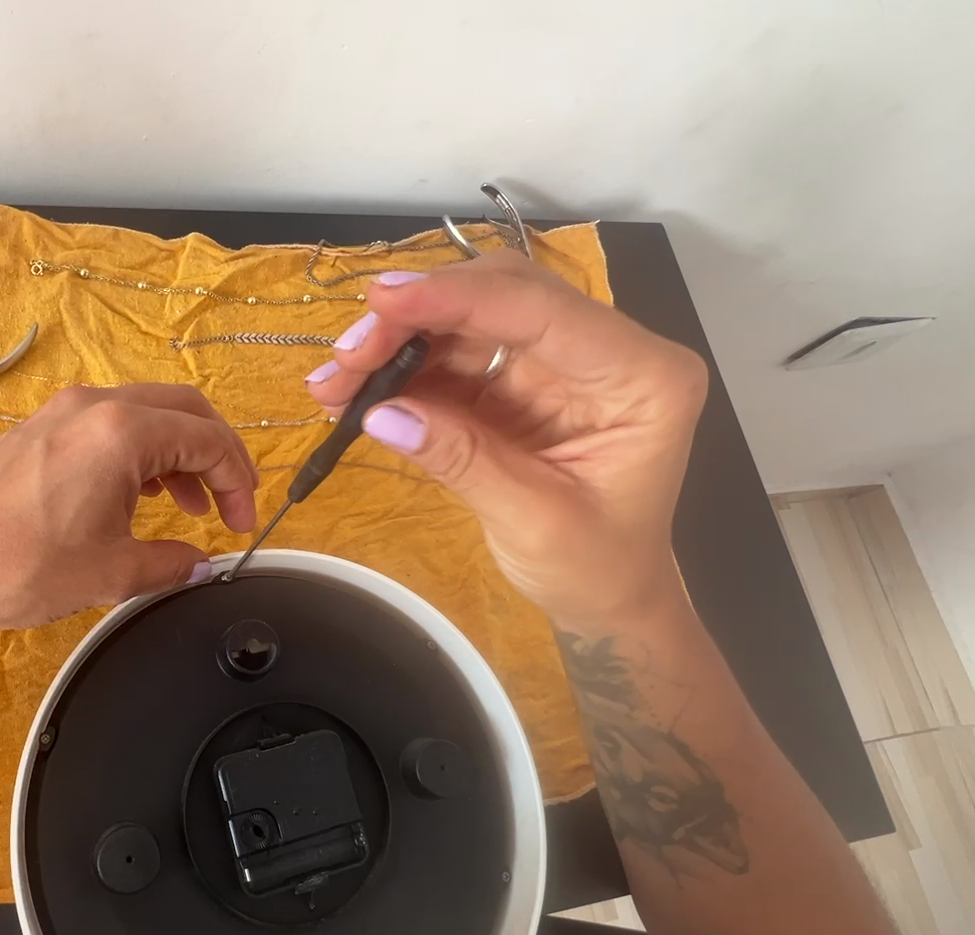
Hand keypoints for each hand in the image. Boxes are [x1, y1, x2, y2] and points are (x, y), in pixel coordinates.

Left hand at [0, 384, 258, 639]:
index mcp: (121, 432)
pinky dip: (142, 453)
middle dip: (218, 455)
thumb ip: (172, 563)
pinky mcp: (39, 429)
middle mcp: (94, 405)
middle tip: (231, 501)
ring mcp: (62, 412)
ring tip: (189, 506)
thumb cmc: (18, 567)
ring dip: (180, 454)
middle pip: (184, 410)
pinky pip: (110, 425)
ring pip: (147, 414)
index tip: (241, 524)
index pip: (208, 439)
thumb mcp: (112, 573)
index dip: (238, 482)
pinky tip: (140, 495)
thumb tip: (201, 564)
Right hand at [305, 253, 706, 627]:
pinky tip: (354, 393)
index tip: (383, 300)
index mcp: (640, 376)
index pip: (543, 313)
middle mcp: (599, 352)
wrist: (603, 596)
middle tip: (346, 355)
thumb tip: (380, 414)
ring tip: (333, 384)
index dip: (459, 299)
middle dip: (416, 318)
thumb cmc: (595, 567)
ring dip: (394, 345)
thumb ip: (463, 461)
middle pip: (499, 298)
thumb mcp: (534, 523)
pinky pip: (449, 359)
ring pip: (464, 323)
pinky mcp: (513, 383)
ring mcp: (552, 364)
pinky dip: (399, 372)